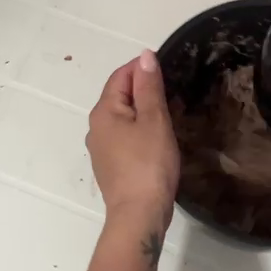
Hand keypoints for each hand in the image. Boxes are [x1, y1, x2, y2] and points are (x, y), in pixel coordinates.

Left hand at [87, 50, 179, 227]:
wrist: (138, 215)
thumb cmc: (149, 164)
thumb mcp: (154, 120)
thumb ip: (148, 86)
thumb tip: (144, 56)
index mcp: (103, 111)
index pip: (121, 75)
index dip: (143, 68)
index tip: (170, 70)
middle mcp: (95, 126)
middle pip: (119, 95)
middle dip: (143, 88)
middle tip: (174, 92)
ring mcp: (100, 148)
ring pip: (122, 117)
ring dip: (142, 110)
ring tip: (169, 113)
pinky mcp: (109, 165)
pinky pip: (123, 137)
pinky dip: (139, 130)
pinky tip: (157, 139)